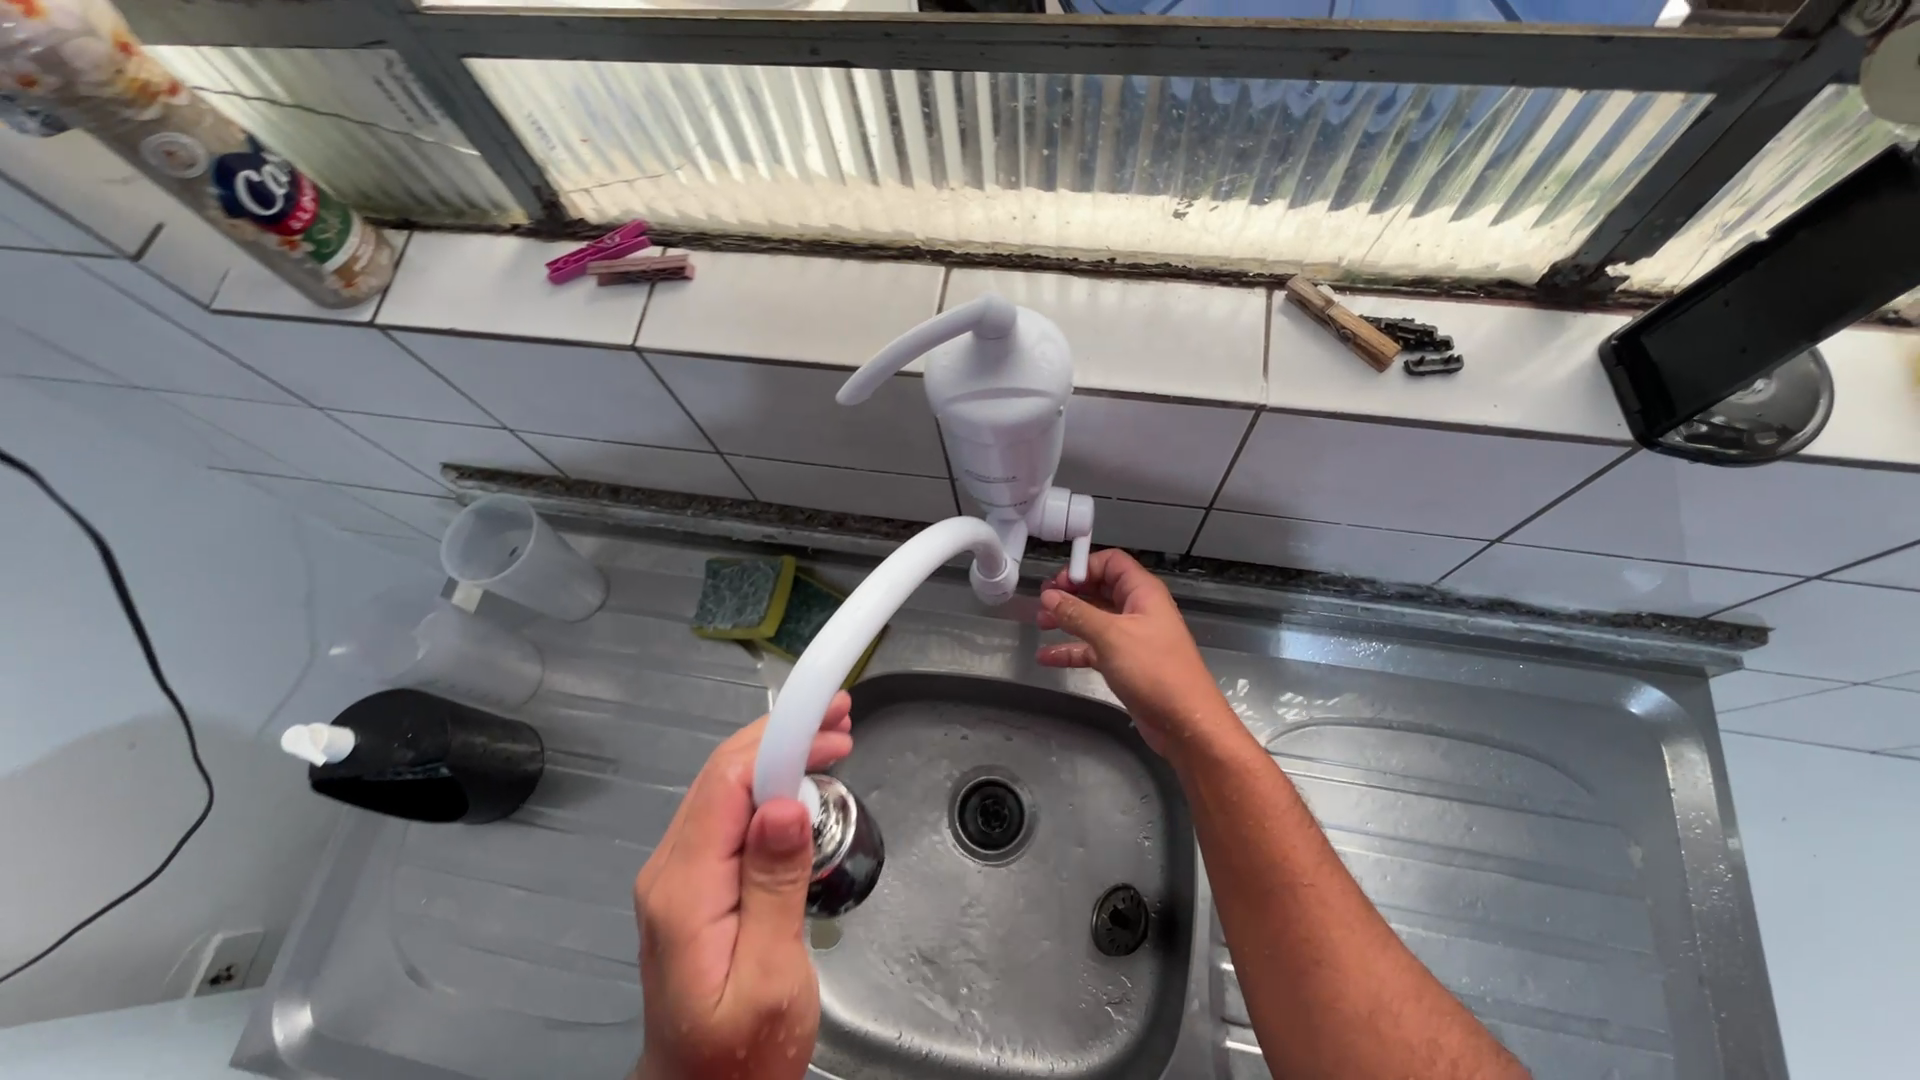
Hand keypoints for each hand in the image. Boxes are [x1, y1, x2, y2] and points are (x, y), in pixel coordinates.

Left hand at [632, 691, 853, 1079]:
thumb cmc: (741, 1053)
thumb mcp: (771, 978)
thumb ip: (774, 888)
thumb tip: (784, 805)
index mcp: (684, 888)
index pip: (726, 784)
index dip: (780, 741)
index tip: (832, 722)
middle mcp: (670, 868)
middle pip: (722, 775)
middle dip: (782, 736)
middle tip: (841, 718)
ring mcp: (677, 873)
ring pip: (725, 788)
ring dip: (778, 754)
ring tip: (832, 738)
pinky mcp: (693, 881)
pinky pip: (729, 813)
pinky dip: (769, 784)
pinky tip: (801, 779)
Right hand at [1035, 549, 1226, 758]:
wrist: (1185, 721)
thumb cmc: (1154, 670)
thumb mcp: (1111, 636)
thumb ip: (1077, 614)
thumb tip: (1049, 595)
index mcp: (1143, 593)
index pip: (1111, 562)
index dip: (1084, 567)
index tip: (1058, 583)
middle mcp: (1138, 610)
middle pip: (1100, 589)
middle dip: (1071, 594)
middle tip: (1043, 602)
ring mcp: (1132, 637)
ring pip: (1094, 620)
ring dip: (1068, 620)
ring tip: (1040, 624)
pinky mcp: (1125, 663)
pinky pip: (1094, 648)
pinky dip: (1072, 650)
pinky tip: (1047, 657)